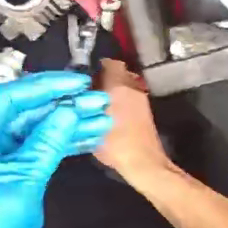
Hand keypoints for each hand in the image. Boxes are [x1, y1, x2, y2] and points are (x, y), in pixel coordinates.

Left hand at [0, 72, 111, 227]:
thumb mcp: (21, 189)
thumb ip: (45, 146)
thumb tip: (70, 111)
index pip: (8, 98)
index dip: (47, 86)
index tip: (81, 82)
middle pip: (21, 113)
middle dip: (62, 106)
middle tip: (101, 102)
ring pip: (28, 132)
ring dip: (63, 125)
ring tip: (102, 120)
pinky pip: (28, 152)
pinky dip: (54, 146)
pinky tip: (84, 140)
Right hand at [92, 60, 173, 183]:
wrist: (145, 163)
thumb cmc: (116, 145)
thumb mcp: (92, 127)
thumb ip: (85, 109)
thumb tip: (81, 100)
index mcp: (119, 87)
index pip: (110, 63)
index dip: (98, 66)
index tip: (86, 74)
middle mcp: (133, 88)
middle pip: (119, 73)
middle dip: (105, 78)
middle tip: (89, 89)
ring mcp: (142, 100)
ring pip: (125, 86)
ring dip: (114, 90)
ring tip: (97, 102)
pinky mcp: (146, 112)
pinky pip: (130, 97)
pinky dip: (121, 101)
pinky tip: (109, 114)